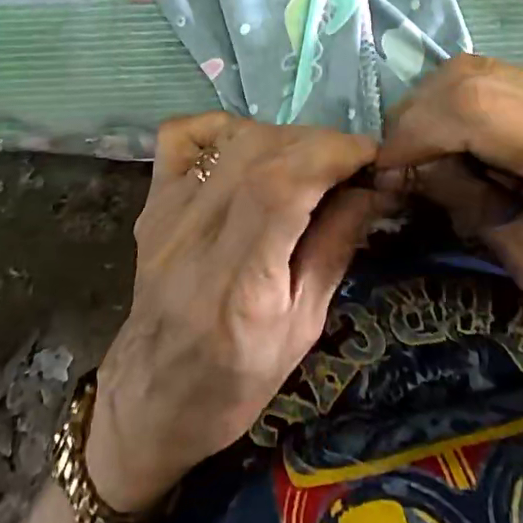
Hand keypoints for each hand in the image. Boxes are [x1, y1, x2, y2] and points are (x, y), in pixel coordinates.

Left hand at [88, 113, 381, 513]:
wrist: (153, 394)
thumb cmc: (236, 379)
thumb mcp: (303, 328)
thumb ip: (333, 249)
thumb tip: (369, 188)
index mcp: (239, 283)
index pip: (279, 186)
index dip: (331, 153)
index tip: (371, 155)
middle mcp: (196, 236)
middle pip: (258, 151)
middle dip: (318, 143)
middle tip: (348, 164)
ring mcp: (166, 213)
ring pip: (230, 138)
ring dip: (284, 137)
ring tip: (308, 163)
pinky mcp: (152, 203)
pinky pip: (183, 136)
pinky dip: (224, 128)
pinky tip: (249, 152)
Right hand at [375, 54, 522, 361]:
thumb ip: (466, 203)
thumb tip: (403, 166)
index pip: (477, 107)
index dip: (415, 131)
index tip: (384, 170)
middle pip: (474, 76)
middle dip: (419, 118)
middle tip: (402, 166)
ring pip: (486, 71)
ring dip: (443, 111)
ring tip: (434, 158)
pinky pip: (512, 81)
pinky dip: (474, 110)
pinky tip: (476, 148)